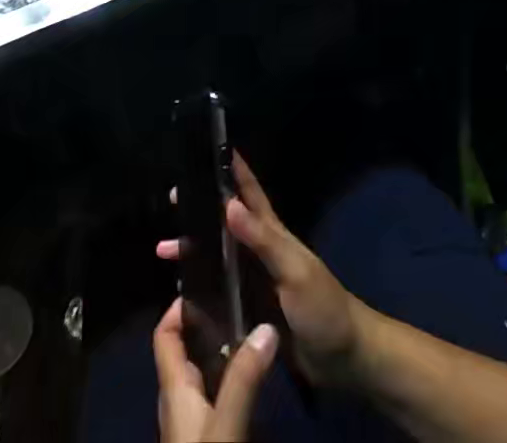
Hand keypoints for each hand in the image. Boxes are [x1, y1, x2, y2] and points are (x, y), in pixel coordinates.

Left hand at [154, 298, 278, 442]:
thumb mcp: (226, 420)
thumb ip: (243, 378)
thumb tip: (267, 327)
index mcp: (173, 386)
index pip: (164, 335)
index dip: (177, 310)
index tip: (203, 289)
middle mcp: (176, 399)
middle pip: (185, 353)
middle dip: (207, 331)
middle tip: (239, 313)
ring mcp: (189, 421)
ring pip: (201, 378)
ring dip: (221, 359)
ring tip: (251, 342)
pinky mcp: (204, 436)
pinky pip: (213, 400)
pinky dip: (228, 386)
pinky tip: (252, 388)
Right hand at [159, 154, 363, 386]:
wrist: (344, 361)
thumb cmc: (323, 307)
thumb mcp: (293, 270)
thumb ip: (262, 239)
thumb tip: (227, 204)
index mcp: (271, 233)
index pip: (249, 192)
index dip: (232, 168)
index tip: (210, 145)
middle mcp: (257, 251)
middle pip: (224, 220)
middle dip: (199, 206)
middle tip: (172, 198)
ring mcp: (252, 280)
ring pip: (215, 254)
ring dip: (191, 248)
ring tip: (163, 249)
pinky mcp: (248, 306)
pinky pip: (216, 287)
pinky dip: (197, 282)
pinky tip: (179, 288)